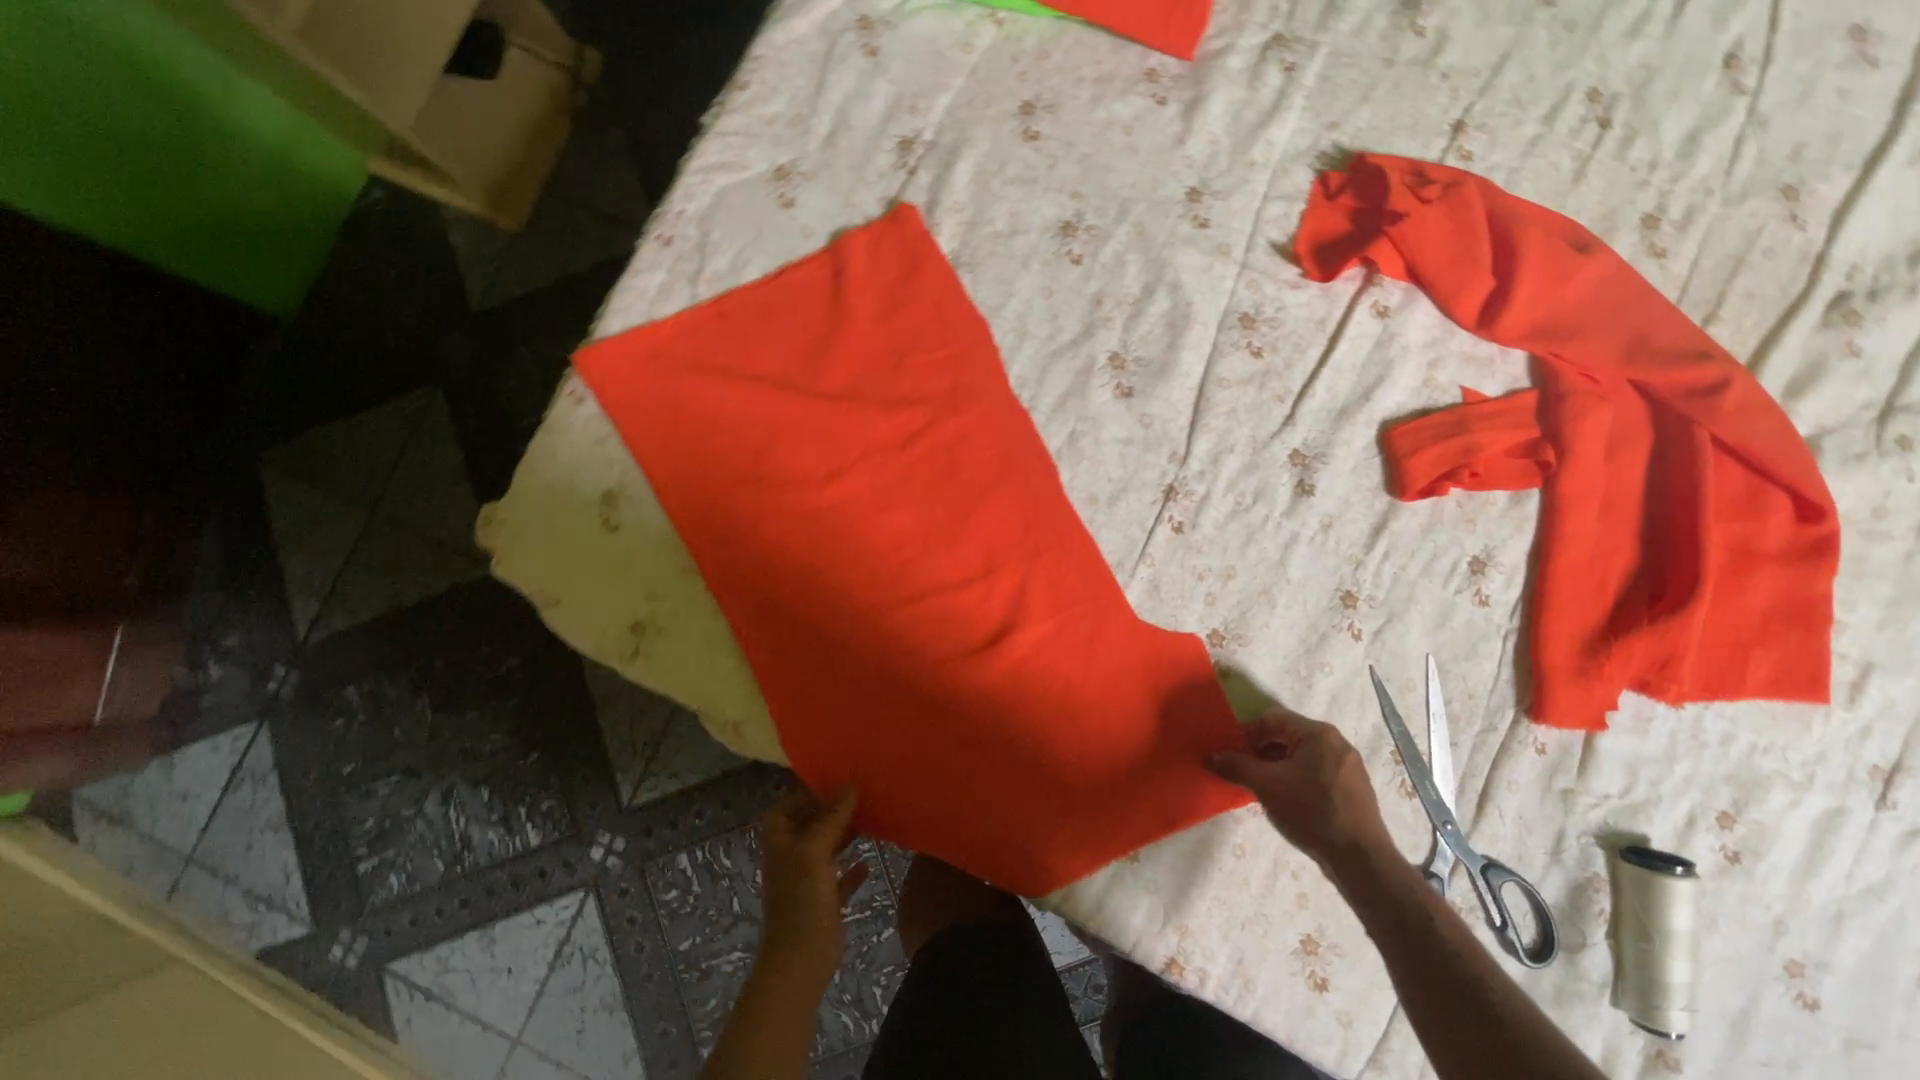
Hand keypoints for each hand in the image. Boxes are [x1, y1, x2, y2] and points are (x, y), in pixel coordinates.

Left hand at [757, 787, 867, 988]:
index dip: (810, 792)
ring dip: (846, 835)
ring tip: (872, 819)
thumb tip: (850, 784)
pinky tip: (869, 862)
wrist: (800, 960)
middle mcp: (791, 855)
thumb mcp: (814, 850)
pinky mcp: (824, 901)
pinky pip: (839, 878)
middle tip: (865, 796)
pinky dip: (852, 869)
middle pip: (811, 823)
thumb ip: (832, 817)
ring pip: (827, 848)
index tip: (840, 782)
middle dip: (834, 810)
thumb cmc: (801, 899)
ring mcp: (807, 879)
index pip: (789, 804)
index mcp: (779, 839)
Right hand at [1205, 709, 1393, 874]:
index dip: (1246, 733)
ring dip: (1277, 766)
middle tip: (1242, 771)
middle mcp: (1336, 742)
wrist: (1359, 856)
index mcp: (1317, 733)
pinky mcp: (1353, 787)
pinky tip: (1287, 801)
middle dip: (1261, 751)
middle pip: (1288, 736)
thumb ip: (1236, 766)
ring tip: (1261, 788)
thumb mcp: (1266, 786)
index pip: (1272, 718)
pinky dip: (1296, 778)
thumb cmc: (1311, 811)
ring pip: (1302, 756)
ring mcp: (1348, 765)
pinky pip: (1317, 772)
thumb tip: (1210, 756)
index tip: (1230, 753)